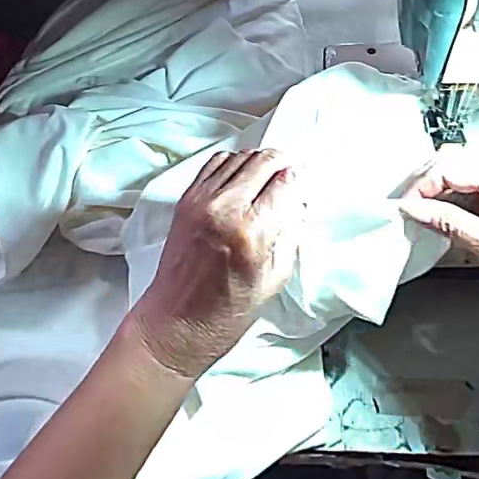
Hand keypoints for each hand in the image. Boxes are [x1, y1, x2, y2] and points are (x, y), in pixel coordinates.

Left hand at [127, 149, 303, 377]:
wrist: (176, 322)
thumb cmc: (227, 311)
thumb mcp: (275, 278)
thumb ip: (289, 235)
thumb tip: (296, 204)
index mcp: (251, 232)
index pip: (283, 183)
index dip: (297, 177)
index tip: (302, 178)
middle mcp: (224, 208)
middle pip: (262, 162)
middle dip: (281, 162)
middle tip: (290, 170)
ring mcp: (201, 201)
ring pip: (239, 157)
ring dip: (258, 160)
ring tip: (268, 171)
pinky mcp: (186, 200)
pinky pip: (214, 163)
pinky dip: (233, 162)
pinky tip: (242, 173)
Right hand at [398, 145, 478, 319]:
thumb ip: (454, 226)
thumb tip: (416, 210)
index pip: (449, 166)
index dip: (421, 188)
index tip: (403, 209)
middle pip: (453, 161)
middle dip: (426, 184)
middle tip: (407, 211)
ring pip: (462, 170)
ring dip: (440, 191)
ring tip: (424, 216)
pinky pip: (476, 184)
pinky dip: (457, 198)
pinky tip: (449, 218)